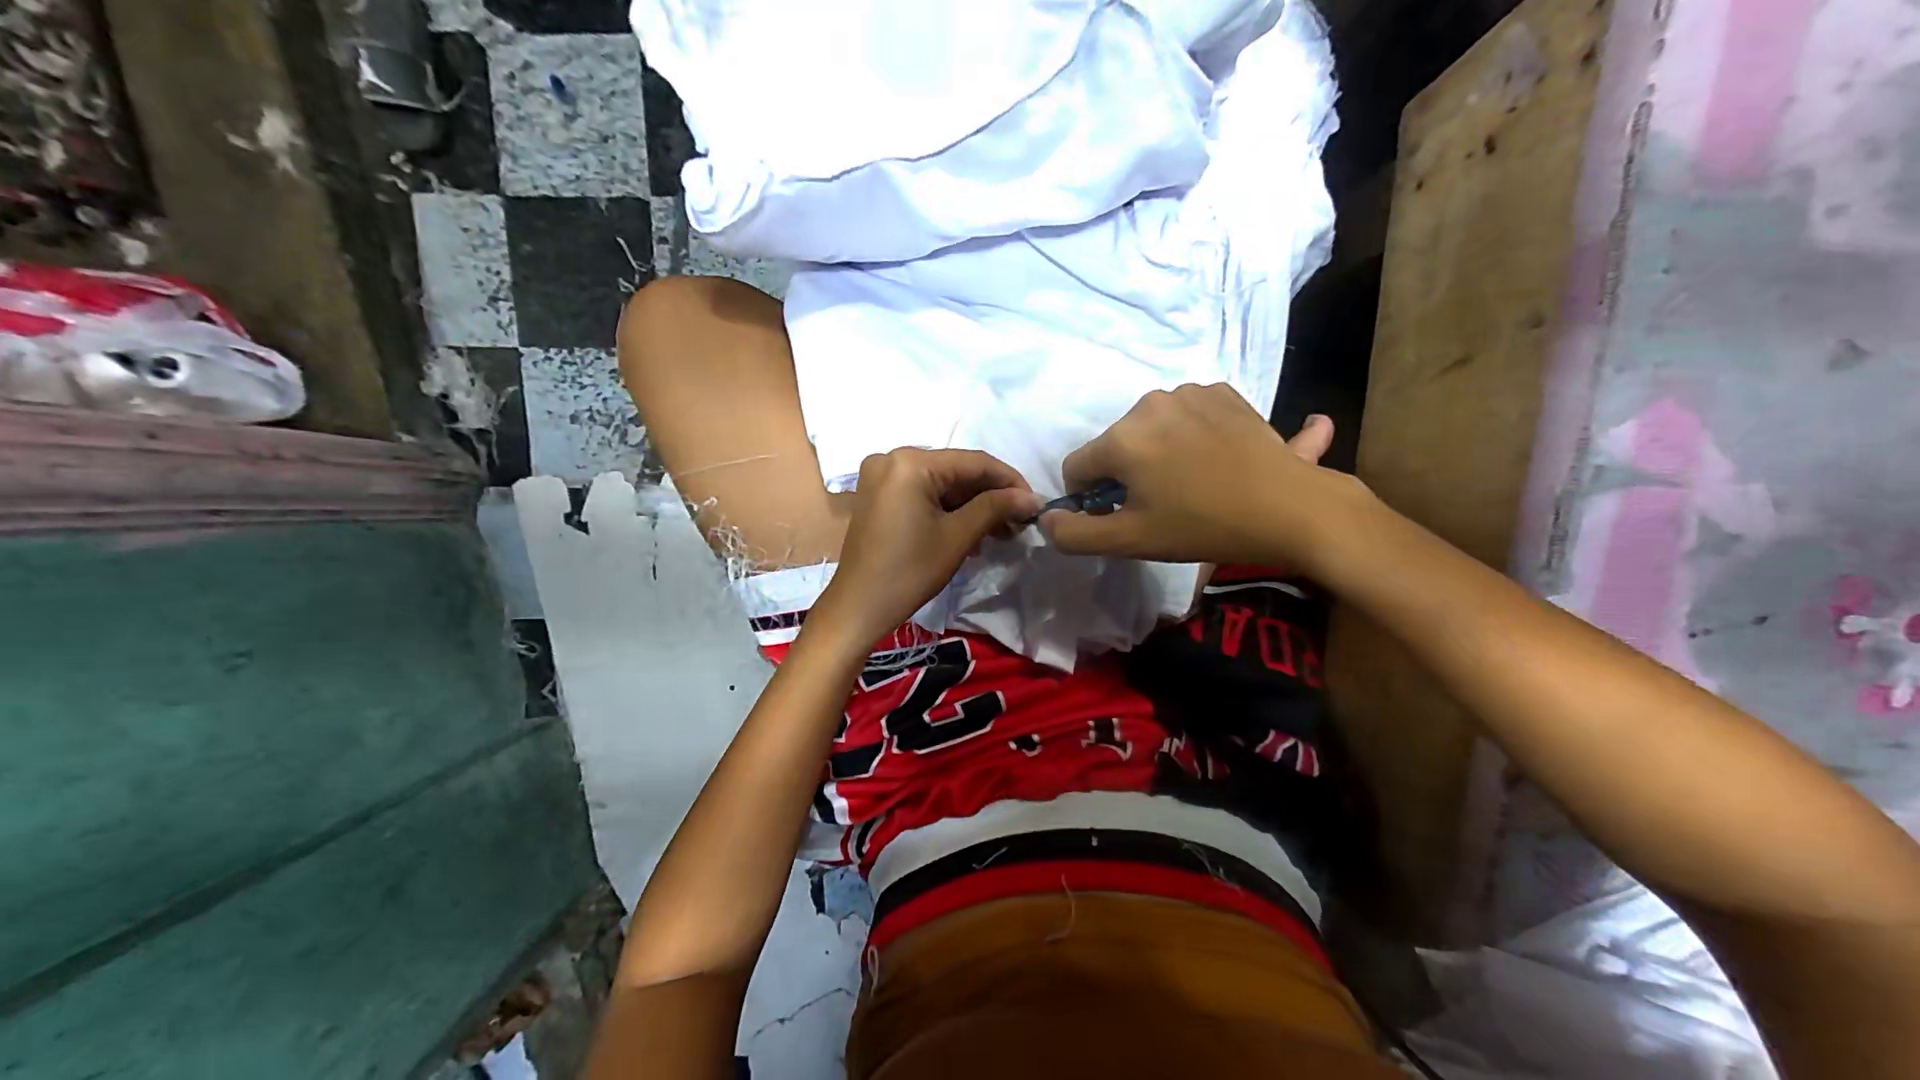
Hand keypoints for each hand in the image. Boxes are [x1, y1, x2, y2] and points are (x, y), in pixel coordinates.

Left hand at [808, 448, 1041, 648]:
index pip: (973, 462)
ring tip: (1000, 533)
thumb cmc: (909, 571)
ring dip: (971, 506)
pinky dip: (948, 511)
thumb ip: (996, 508)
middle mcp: (892, 459)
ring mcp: (881, 477)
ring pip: (941, 484)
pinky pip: (922, 494)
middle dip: (990, 496)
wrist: (858, 607)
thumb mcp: (958, 536)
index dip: (1009, 481)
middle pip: (956, 471)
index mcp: (910, 462)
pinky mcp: (878, 496)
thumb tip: (1032, 498)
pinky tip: (972, 534)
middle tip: (1019, 522)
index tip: (1035, 503)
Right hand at [1039, 383, 1361, 572]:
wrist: (1292, 508)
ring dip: (1157, 453)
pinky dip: (1189, 435)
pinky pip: (1186, 415)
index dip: (1090, 499)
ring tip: (1191, 482)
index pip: (1078, 468)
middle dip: (1126, 474)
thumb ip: (1075, 534)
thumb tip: (1046, 520)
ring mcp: (1190, 392)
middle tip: (1161, 505)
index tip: (1121, 517)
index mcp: (1123, 437)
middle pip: (1115, 446)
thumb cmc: (1204, 527)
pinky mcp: (1223, 392)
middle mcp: (1149, 402)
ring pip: (1150, 429)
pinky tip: (1215, 460)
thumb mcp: (1130, 541)